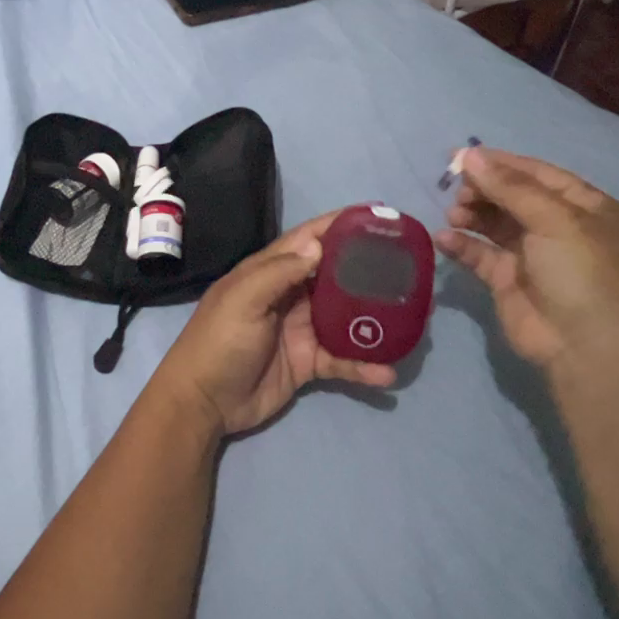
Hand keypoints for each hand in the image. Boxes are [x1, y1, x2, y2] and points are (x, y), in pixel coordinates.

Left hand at [150, 210, 396, 435]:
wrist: (203, 401)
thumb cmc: (219, 341)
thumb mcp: (243, 300)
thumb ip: (279, 272)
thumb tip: (319, 244)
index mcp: (269, 272)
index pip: (309, 239)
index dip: (339, 225)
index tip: (377, 217)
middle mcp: (289, 295)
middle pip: (335, 275)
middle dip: (368, 270)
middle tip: (410, 267)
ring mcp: (300, 329)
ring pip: (346, 317)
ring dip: (376, 318)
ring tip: (415, 319)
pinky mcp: (308, 362)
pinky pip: (342, 359)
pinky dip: (364, 365)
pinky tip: (387, 373)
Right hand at [434, 148, 618, 372]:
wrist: (588, 350)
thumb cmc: (583, 274)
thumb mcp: (554, 221)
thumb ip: (509, 186)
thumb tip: (469, 154)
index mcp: (585, 208)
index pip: (536, 174)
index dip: (501, 163)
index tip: (462, 157)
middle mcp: (559, 228)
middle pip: (512, 196)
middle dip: (483, 189)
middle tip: (458, 192)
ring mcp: (533, 256)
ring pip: (494, 223)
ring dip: (471, 214)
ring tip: (454, 216)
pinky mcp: (508, 281)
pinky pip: (480, 254)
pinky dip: (461, 244)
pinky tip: (444, 239)